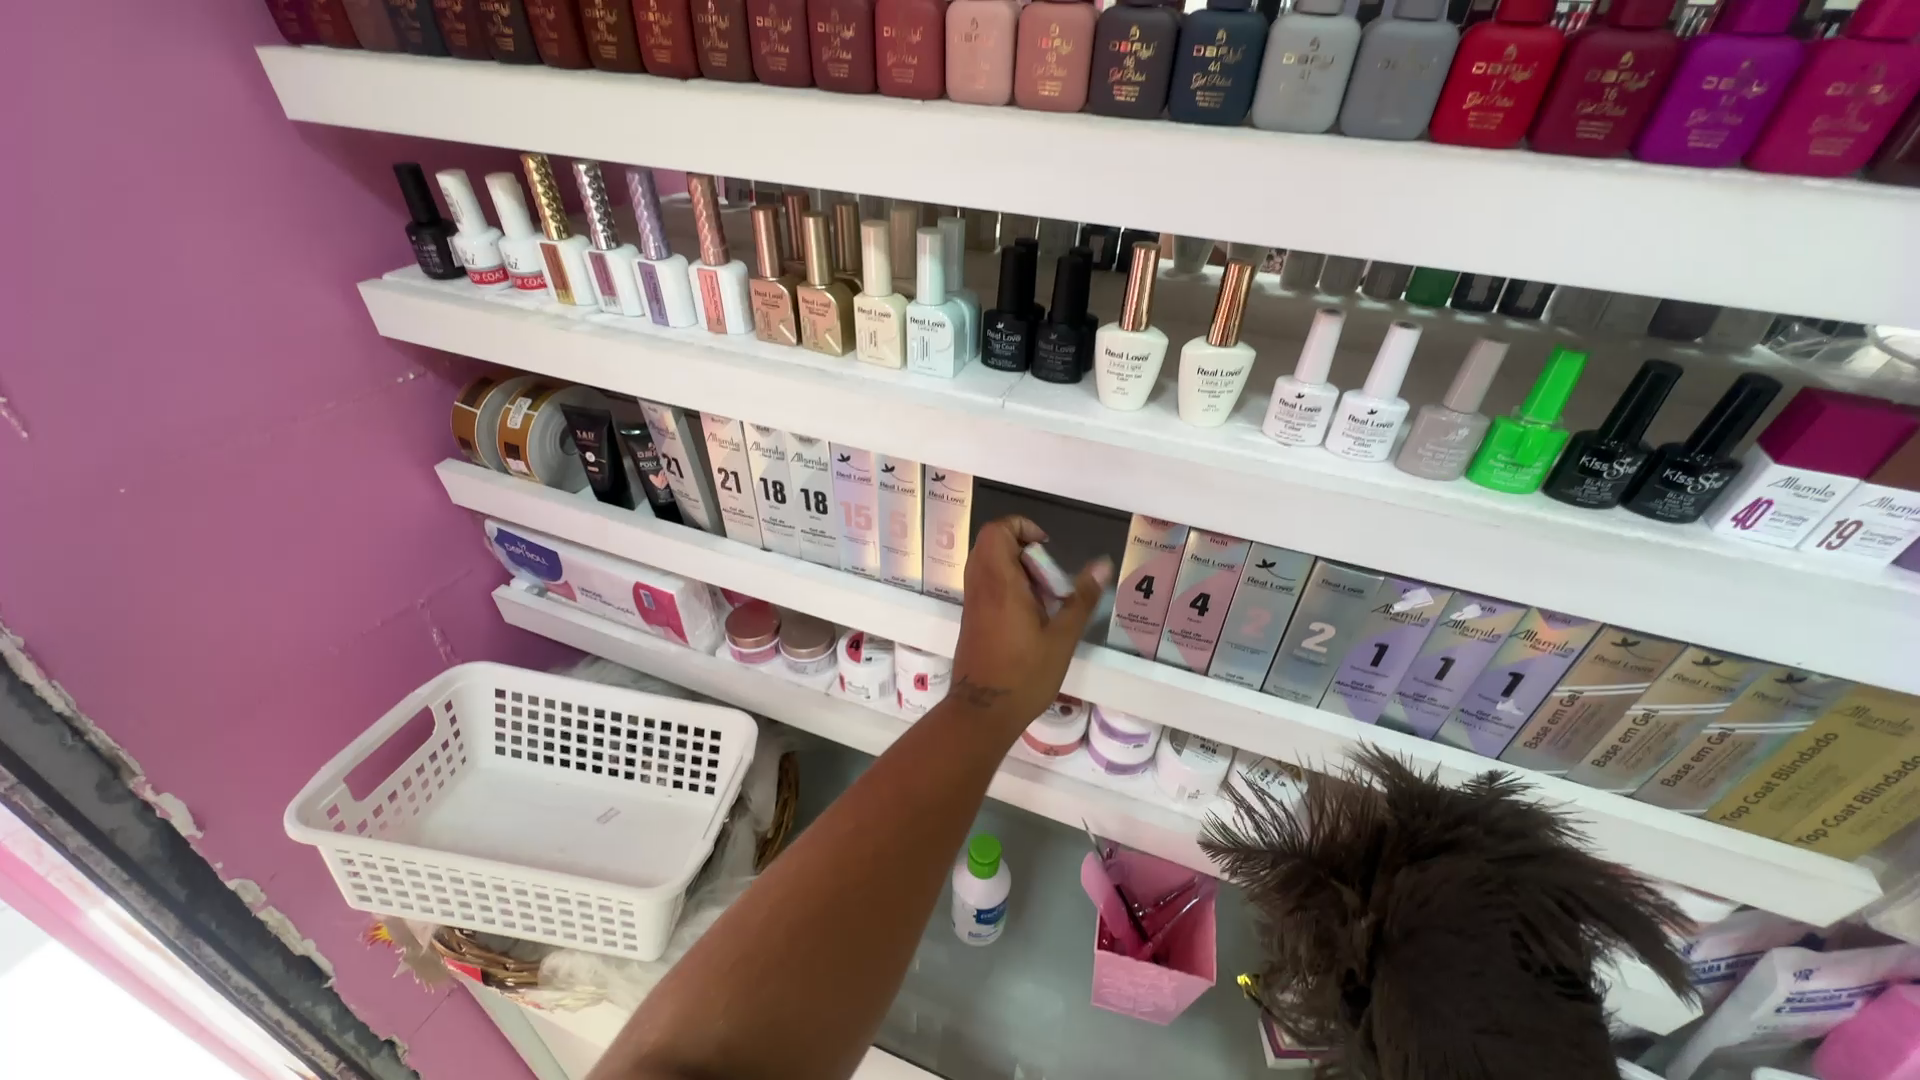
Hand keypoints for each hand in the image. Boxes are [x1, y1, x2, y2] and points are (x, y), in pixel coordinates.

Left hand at [947, 516, 1111, 732]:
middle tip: (1049, 577)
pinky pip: (986, 585)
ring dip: (1017, 570)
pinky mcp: (971, 618)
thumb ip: (1081, 598)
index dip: (1022, 528)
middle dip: (1024, 550)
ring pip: (988, 564)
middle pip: (993, 544)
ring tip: (1045, 597)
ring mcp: (972, 602)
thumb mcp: (1062, 637)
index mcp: (1000, 582)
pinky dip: (1008, 587)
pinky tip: (1031, 616)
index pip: (997, 530)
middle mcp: (980, 585)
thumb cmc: (1025, 674)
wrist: (983, 712)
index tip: (1047, 549)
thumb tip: (1102, 565)